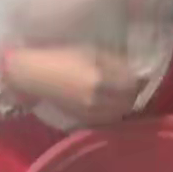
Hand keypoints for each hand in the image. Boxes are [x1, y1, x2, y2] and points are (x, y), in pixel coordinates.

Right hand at [1, 44, 142, 125]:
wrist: (33, 75)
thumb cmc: (60, 54)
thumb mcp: (91, 50)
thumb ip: (115, 61)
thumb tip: (137, 70)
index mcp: (101, 78)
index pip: (133, 84)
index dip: (138, 79)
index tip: (139, 73)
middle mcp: (99, 100)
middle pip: (129, 101)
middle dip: (133, 92)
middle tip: (130, 83)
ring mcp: (92, 113)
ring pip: (120, 112)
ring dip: (124, 103)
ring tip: (120, 93)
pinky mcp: (85, 120)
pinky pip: (108, 119)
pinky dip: (113, 112)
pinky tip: (108, 103)